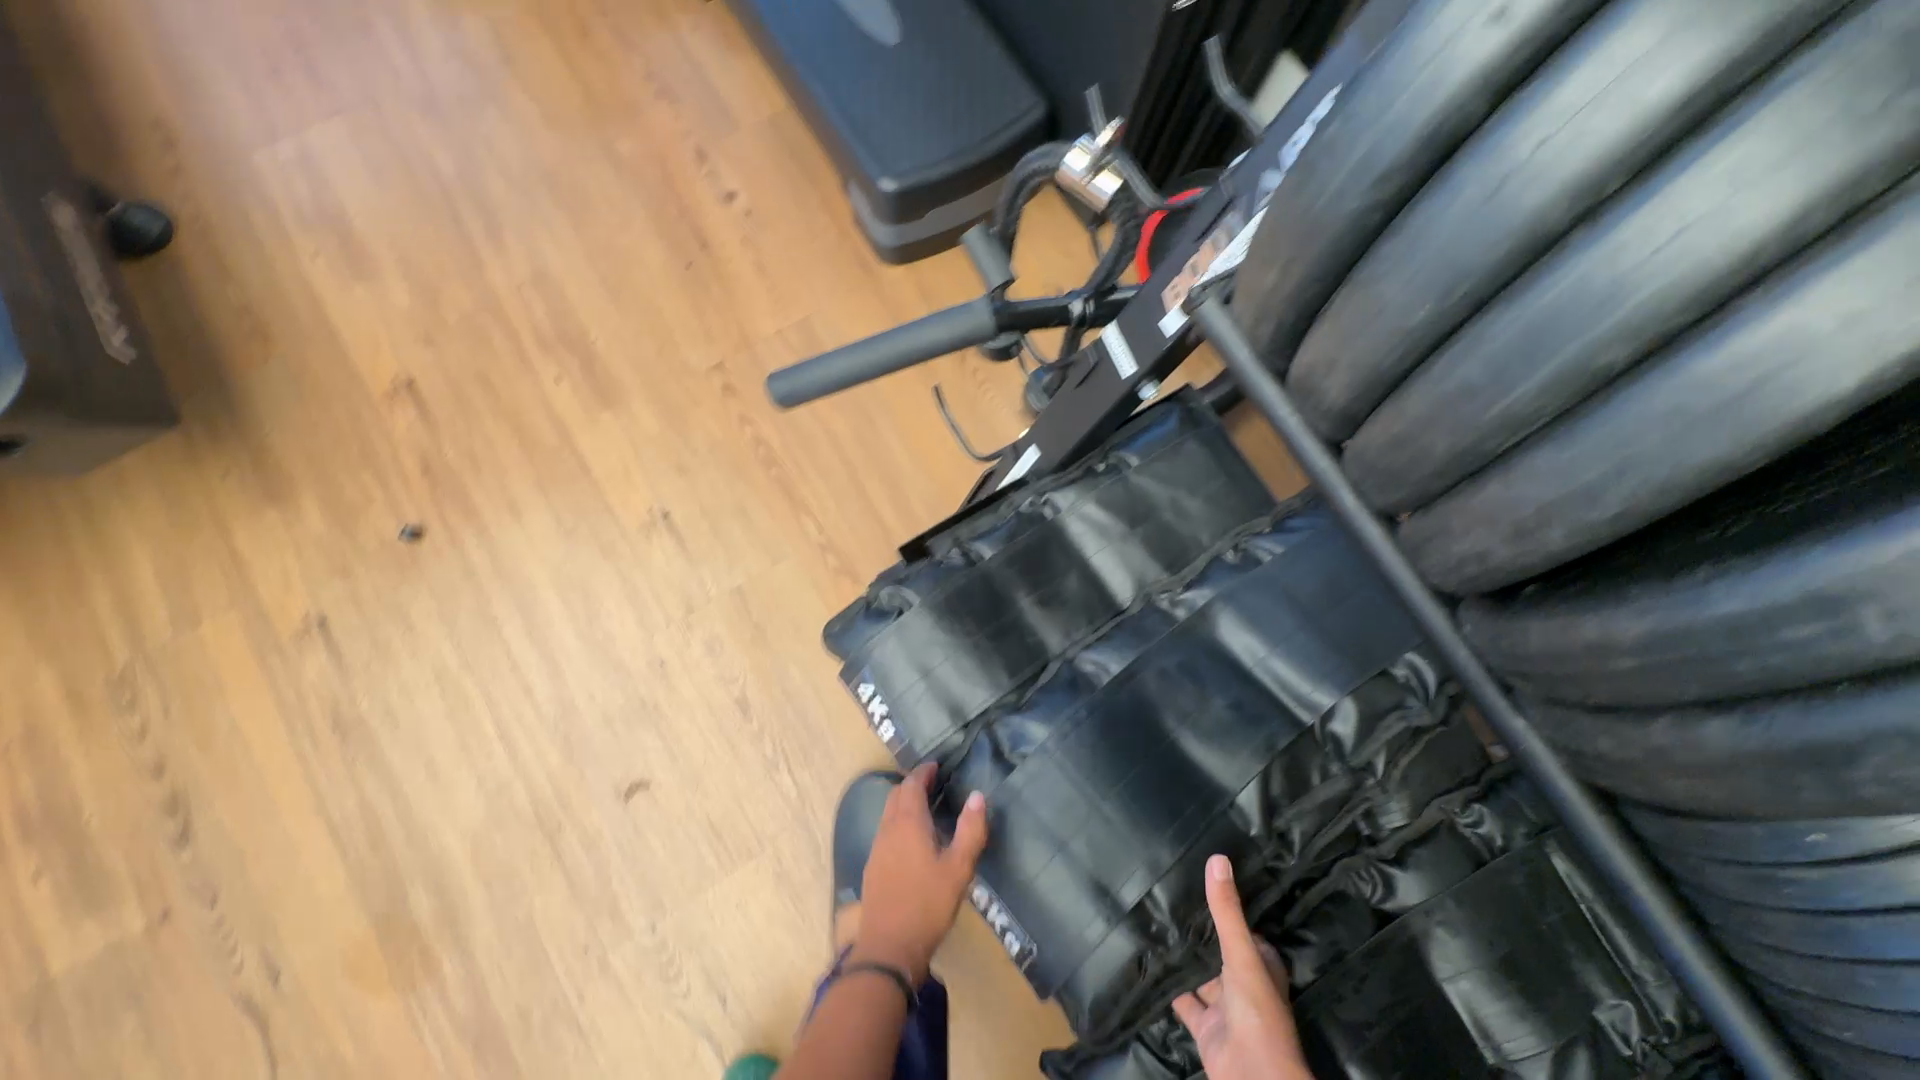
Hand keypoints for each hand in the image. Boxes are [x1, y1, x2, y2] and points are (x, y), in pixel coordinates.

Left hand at [851, 764, 989, 983]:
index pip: (912, 784)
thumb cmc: (928, 904)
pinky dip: (900, 822)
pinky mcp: (874, 867)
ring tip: (928, 808)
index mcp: (908, 823)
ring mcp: (877, 849)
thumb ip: (970, 830)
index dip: (924, 772)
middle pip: (897, 795)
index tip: (937, 765)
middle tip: (935, 783)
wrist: (889, 947)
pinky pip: (886, 831)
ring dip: (905, 803)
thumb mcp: (959, 868)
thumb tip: (978, 796)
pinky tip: (914, 840)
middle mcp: (888, 829)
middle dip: (913, 784)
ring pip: (889, 814)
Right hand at [1173, 855, 1314, 1079]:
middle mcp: (1244, 981)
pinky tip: (1148, 962)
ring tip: (1154, 921)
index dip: (1227, 908)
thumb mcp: (1241, 954)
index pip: (1244, 928)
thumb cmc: (1257, 1010)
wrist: (1253, 1075)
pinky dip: (1168, 985)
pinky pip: (1183, 998)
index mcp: (1261, 963)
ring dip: (1183, 957)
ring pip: (1200, 973)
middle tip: (1169, 896)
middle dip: (1200, 932)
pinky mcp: (1203, 1024)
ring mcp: (1223, 1005)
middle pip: (1219, 950)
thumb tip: (1217, 858)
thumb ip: (1227, 911)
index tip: (1202, 881)